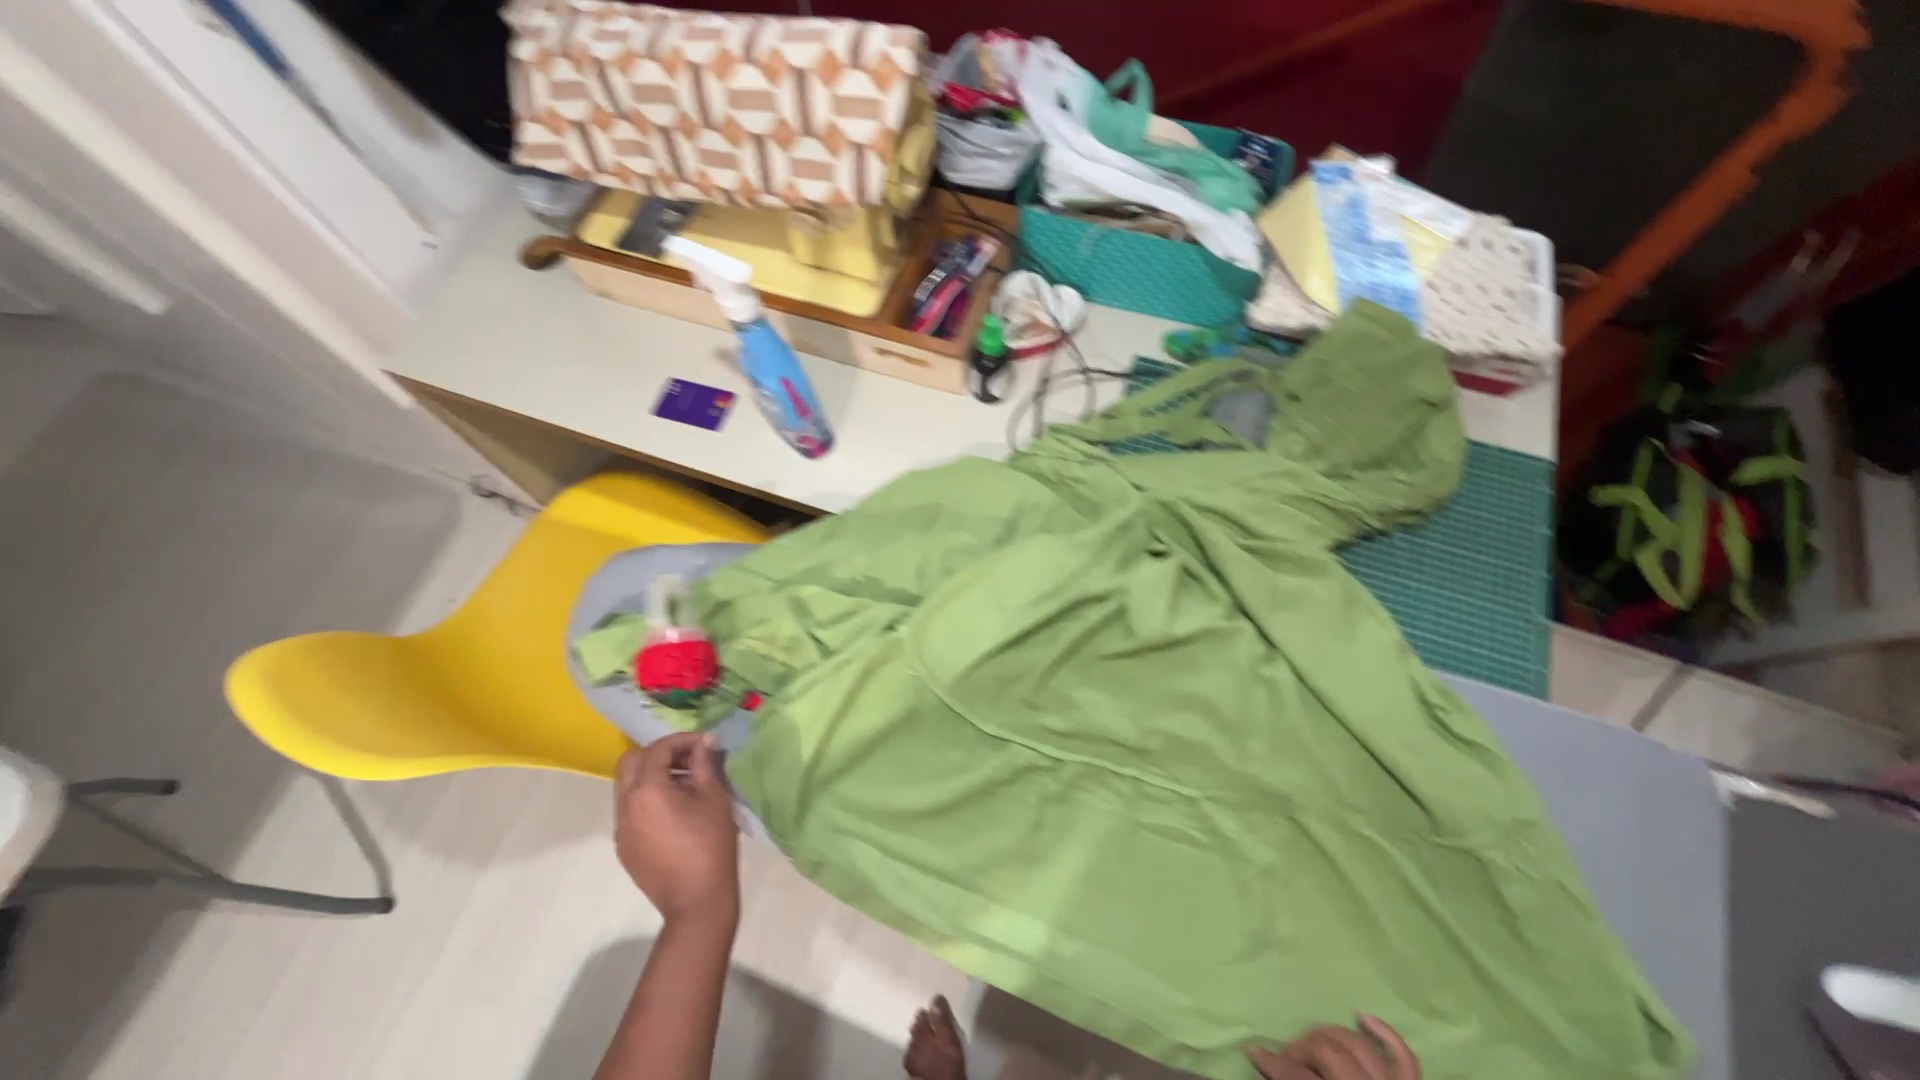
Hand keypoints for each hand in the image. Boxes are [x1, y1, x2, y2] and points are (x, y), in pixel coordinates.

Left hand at [614, 732, 739, 926]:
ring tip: (684, 787)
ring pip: (627, 788)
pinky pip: (630, 812)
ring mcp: (621, 829)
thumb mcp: (714, 798)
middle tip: (688, 761)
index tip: (705, 745)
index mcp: (646, 790)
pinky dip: (647, 801)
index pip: (657, 749)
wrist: (696, 901)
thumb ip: (705, 764)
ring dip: (651, 778)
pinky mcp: (624, 848)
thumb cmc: (710, 845)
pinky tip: (674, 814)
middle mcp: (625, 806)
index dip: (682, 741)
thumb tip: (705, 741)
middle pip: (630, 763)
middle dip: (659, 755)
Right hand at [1248, 1015, 1419, 1079]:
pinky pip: (1403, 1056)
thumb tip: (1268, 1071)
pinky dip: (1383, 1033)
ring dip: (1329, 1036)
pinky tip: (1361, 1018)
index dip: (1272, 1063)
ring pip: (1358, 1045)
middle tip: (1285, 1058)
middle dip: (1299, 1049)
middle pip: (1327, 1052)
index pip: (1297, 1077)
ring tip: (1312, 1043)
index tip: (1254, 1052)